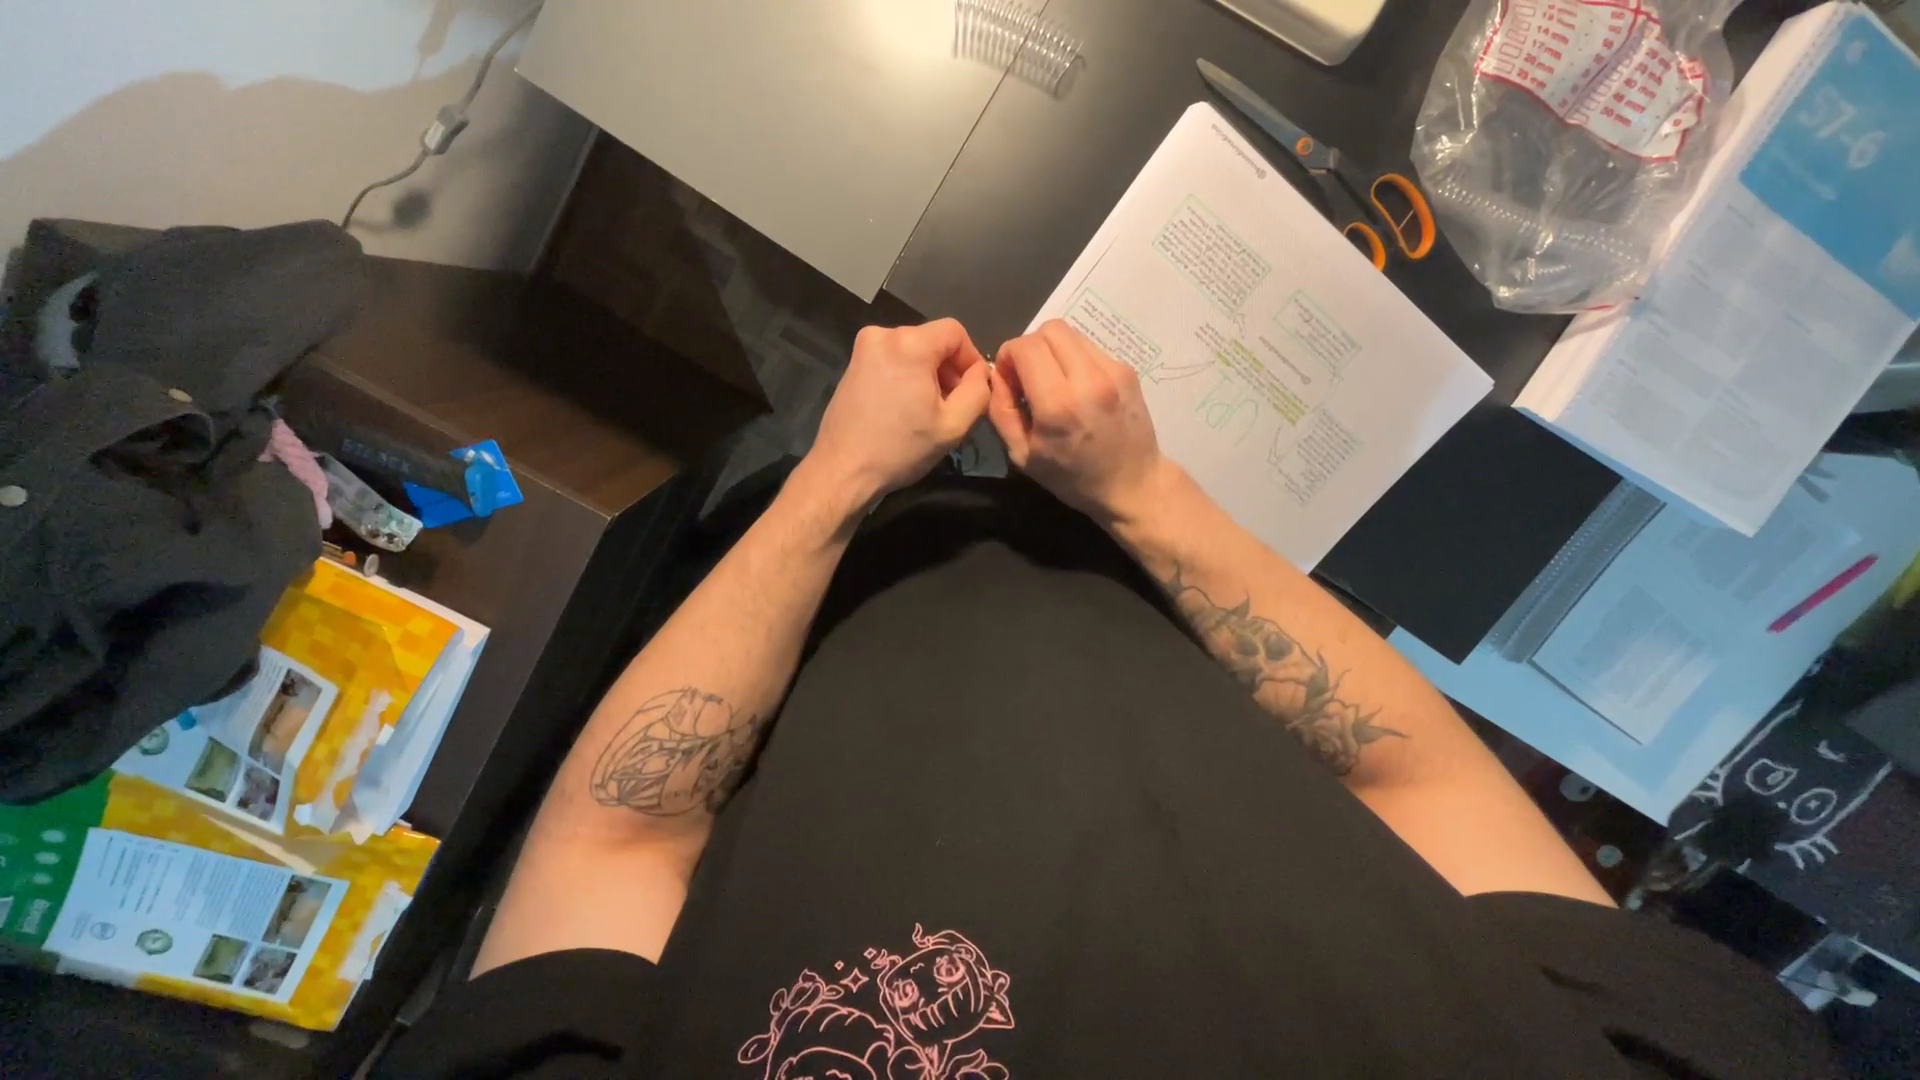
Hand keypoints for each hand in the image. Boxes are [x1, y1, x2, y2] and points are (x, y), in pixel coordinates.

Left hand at [803, 319, 991, 506]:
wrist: (843, 470)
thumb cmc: (900, 449)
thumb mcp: (954, 425)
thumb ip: (978, 391)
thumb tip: (979, 374)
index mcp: (909, 343)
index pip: (955, 331)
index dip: (971, 358)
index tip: (972, 390)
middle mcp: (882, 335)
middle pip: (933, 340)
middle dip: (948, 369)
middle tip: (952, 406)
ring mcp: (863, 348)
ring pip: (913, 350)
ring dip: (929, 375)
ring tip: (928, 411)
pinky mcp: (853, 365)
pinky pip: (893, 360)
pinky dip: (907, 377)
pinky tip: (906, 409)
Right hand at [987, 320, 1172, 524]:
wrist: (1132, 485)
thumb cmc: (1072, 478)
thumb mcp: (1022, 455)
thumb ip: (1001, 410)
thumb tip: (996, 374)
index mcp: (1058, 404)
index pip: (1025, 346)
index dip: (1008, 356)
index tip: (1010, 379)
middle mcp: (1089, 379)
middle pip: (1049, 329)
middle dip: (1030, 347)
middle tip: (1030, 376)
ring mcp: (1113, 371)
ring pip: (1071, 333)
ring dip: (1053, 350)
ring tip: (1054, 381)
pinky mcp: (1127, 369)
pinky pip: (1090, 347)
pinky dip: (1075, 359)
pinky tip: (1078, 387)